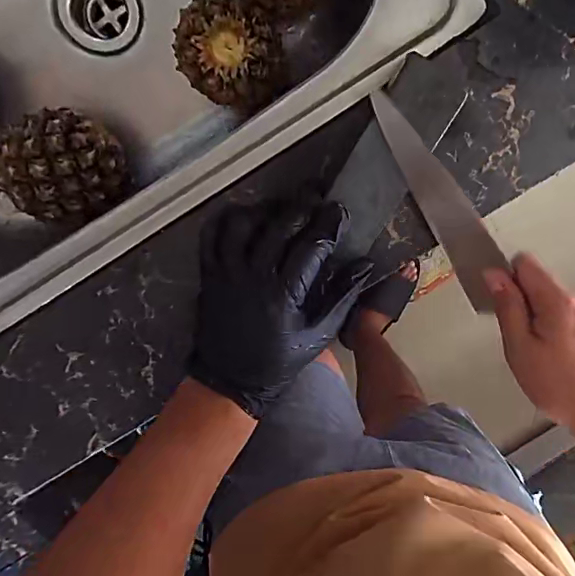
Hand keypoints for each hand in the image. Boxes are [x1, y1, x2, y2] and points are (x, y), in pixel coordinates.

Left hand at [188, 199, 371, 417]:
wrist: (230, 380)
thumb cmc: (279, 360)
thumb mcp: (319, 333)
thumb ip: (343, 297)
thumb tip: (365, 265)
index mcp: (285, 293)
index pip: (311, 245)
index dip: (328, 223)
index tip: (339, 211)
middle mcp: (254, 277)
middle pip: (279, 226)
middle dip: (301, 205)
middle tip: (315, 194)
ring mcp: (227, 273)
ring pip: (244, 224)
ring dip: (265, 208)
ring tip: (282, 205)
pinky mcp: (209, 275)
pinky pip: (212, 236)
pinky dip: (226, 219)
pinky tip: (243, 213)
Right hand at [485, 254, 574, 433]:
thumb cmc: (564, 388)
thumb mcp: (520, 349)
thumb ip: (507, 308)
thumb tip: (495, 277)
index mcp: (558, 301)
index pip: (525, 263)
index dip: (507, 279)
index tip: (503, 303)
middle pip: (541, 286)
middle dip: (525, 307)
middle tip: (522, 342)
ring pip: (557, 306)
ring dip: (544, 324)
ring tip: (543, 358)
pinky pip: (573, 322)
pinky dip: (562, 336)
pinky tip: (561, 364)